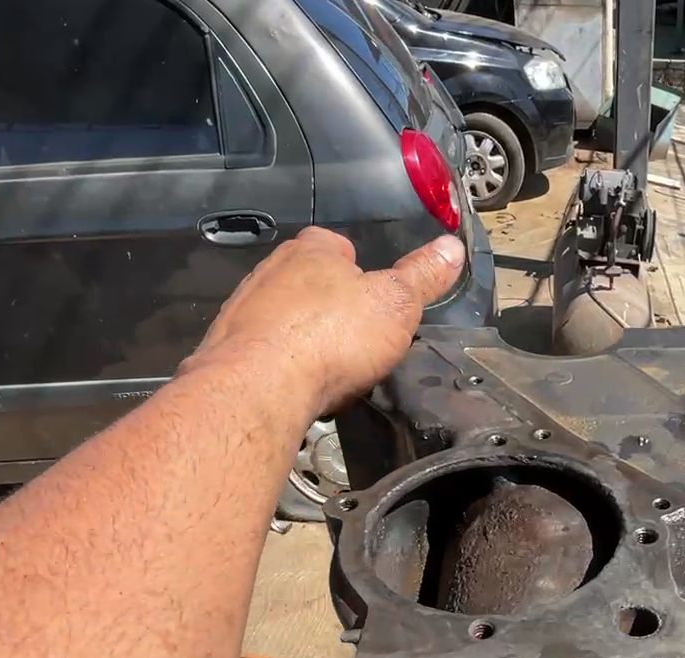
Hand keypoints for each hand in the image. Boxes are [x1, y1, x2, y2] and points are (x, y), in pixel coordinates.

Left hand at [185, 227, 465, 408]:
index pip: (339, 245)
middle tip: (360, 337)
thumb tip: (453, 246)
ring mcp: (245, 308)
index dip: (360, 269)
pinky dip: (285, 363)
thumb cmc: (335, 335)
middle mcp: (272, 270)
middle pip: (311, 282)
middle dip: (333, 305)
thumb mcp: (396, 304)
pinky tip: (302, 383)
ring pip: (286, 317)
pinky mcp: (231, 347)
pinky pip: (267, 349)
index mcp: (313, 250)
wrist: (261, 385)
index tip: (376, 297)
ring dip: (306, 335)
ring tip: (333, 366)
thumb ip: (423, 277)